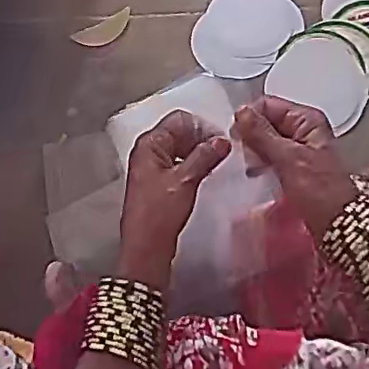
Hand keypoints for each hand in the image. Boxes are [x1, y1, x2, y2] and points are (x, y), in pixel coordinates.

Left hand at [118, 110, 230, 286]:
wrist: (146, 248)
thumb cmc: (158, 215)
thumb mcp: (185, 180)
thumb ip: (204, 156)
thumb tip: (220, 141)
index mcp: (149, 144)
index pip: (179, 119)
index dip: (202, 127)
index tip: (220, 141)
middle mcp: (148, 152)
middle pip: (179, 132)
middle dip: (202, 139)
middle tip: (222, 151)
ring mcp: (152, 167)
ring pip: (180, 148)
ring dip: (199, 153)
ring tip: (215, 164)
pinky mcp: (158, 182)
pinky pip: (179, 163)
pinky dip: (193, 165)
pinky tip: (204, 175)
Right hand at [232, 97, 356, 241]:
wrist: (338, 225)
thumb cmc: (320, 191)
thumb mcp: (288, 158)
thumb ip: (262, 134)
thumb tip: (241, 112)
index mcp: (306, 119)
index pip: (267, 104)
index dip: (249, 117)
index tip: (237, 136)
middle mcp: (302, 130)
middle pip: (265, 122)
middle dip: (250, 135)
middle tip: (241, 153)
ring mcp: (297, 150)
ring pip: (265, 141)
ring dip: (253, 151)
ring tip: (246, 166)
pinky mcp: (292, 168)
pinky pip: (268, 158)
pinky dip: (259, 163)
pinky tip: (253, 174)